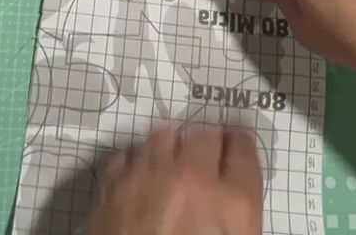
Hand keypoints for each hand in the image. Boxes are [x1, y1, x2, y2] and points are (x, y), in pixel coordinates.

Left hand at [89, 125, 261, 234]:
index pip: (243, 147)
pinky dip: (136, 165)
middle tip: (206, 161)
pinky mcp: (113, 186)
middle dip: (208, 145)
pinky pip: (128, 156)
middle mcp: (192, 179)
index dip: (240, 148)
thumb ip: (238, 222)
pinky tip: (140, 182)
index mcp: (233, 205)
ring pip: (164, 135)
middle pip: (205, 133)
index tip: (235, 150)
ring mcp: (148, 177)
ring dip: (172, 148)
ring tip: (172, 166)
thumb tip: (232, 208)